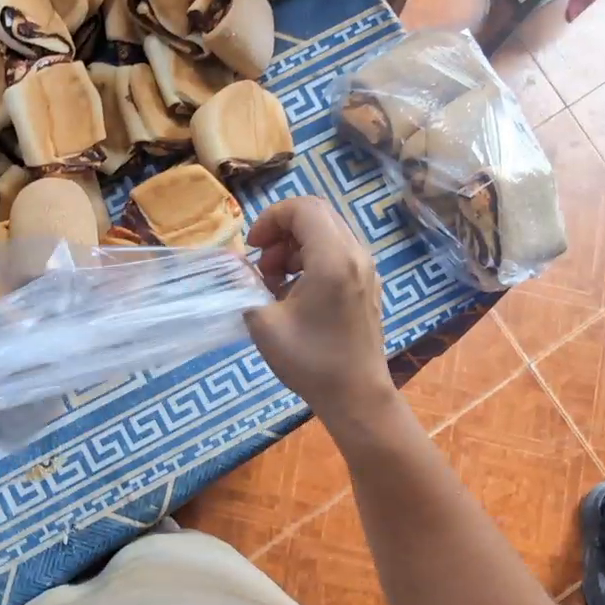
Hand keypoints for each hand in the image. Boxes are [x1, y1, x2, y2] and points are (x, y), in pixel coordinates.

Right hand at [244, 196, 395, 414]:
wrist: (356, 396)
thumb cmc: (309, 361)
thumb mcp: (264, 324)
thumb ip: (246, 287)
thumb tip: (236, 267)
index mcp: (333, 258)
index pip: (302, 208)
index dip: (270, 219)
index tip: (252, 248)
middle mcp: (356, 255)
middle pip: (317, 215)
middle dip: (282, 231)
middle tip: (261, 265)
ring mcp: (366, 270)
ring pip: (328, 234)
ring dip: (295, 248)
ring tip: (274, 283)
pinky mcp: (368, 286)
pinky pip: (338, 254)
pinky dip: (312, 261)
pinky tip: (296, 295)